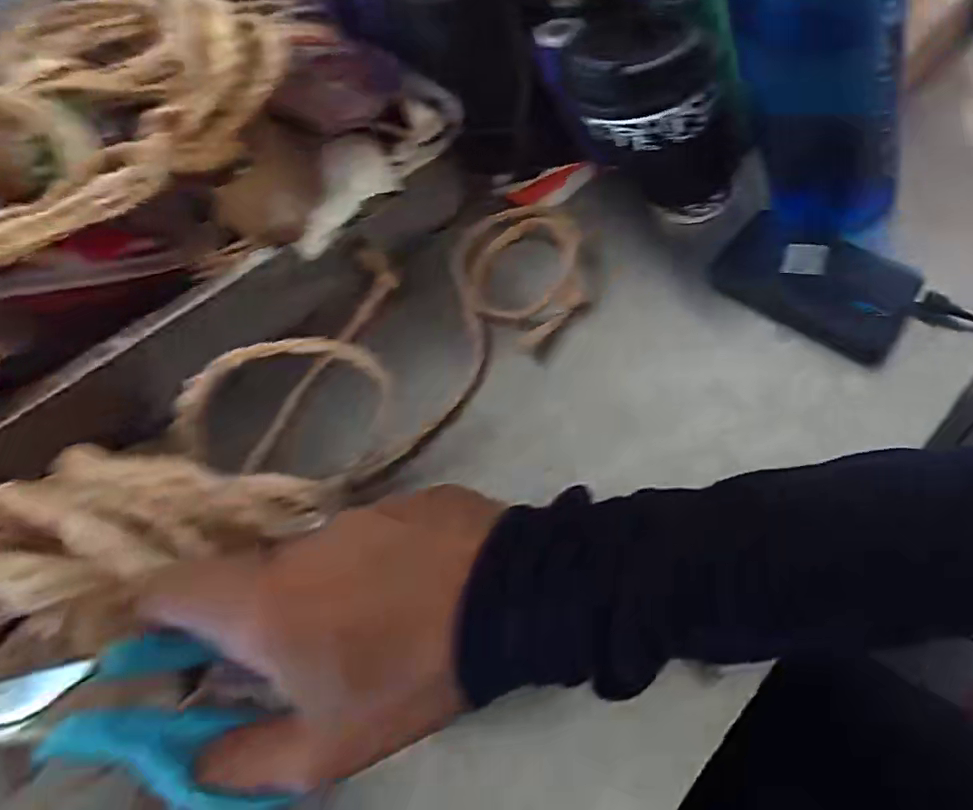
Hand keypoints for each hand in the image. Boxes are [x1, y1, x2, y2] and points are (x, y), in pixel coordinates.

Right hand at [137, 485, 505, 794]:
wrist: (528, 597)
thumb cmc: (420, 672)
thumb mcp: (322, 749)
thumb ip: (234, 761)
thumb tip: (190, 758)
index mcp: (264, 598)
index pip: (167, 589)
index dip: (160, 619)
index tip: (182, 649)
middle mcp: (314, 540)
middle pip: (258, 570)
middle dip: (265, 606)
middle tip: (307, 643)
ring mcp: (381, 508)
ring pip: (331, 547)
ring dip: (337, 577)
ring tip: (387, 610)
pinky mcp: (434, 495)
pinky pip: (392, 526)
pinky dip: (394, 550)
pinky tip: (432, 576)